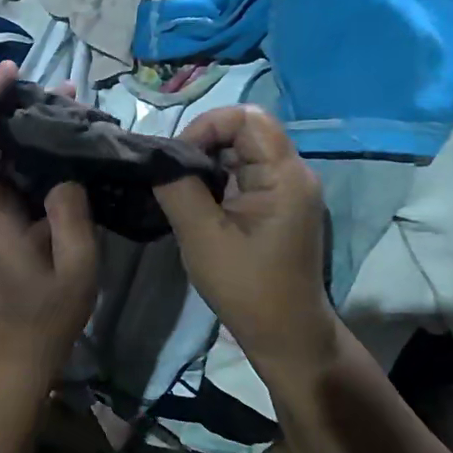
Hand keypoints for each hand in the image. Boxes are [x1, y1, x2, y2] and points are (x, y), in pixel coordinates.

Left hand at [0, 62, 97, 357]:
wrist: (30, 334)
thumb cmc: (50, 307)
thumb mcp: (75, 268)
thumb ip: (71, 220)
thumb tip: (66, 174)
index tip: (4, 78)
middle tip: (24, 73)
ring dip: (11, 111)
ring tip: (56, 90)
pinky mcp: (9, 200)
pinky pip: (11, 156)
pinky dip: (30, 131)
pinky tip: (61, 118)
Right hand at [153, 105, 336, 363]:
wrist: (286, 334)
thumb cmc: (247, 288)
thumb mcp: (203, 237)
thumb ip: (178, 189)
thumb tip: (159, 158)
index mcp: (285, 175)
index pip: (247, 118)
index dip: (207, 127)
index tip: (179, 159)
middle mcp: (294, 172)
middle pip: (247, 130)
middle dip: (205, 143)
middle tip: (174, 174)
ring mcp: (289, 188)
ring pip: (244, 150)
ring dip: (210, 161)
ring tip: (182, 188)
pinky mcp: (280, 203)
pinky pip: (248, 171)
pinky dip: (220, 177)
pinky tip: (200, 201)